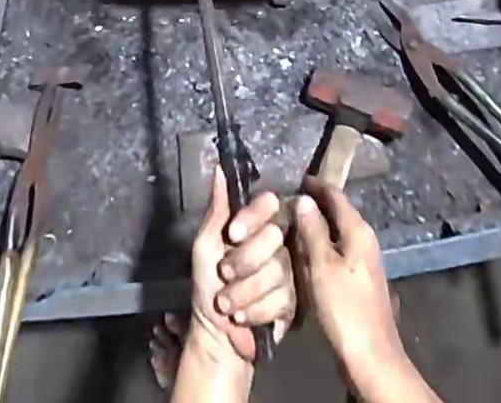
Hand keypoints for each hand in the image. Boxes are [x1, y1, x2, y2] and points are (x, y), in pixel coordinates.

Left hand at [187, 167, 294, 367]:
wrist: (215, 332)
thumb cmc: (207, 282)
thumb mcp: (205, 242)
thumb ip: (217, 208)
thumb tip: (218, 168)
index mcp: (254, 224)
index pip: (268, 203)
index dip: (253, 217)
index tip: (233, 234)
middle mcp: (275, 242)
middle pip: (273, 237)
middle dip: (244, 261)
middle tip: (224, 274)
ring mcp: (288, 271)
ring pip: (277, 271)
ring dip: (245, 291)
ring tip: (227, 302)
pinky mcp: (294, 301)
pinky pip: (283, 299)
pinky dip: (256, 310)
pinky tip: (243, 316)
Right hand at [292, 179, 407, 386]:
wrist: (371, 359)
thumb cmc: (345, 309)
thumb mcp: (322, 265)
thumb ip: (312, 229)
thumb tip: (303, 198)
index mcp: (358, 231)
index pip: (335, 195)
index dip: (314, 185)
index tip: (291, 178)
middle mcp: (364, 240)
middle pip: (336, 211)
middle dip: (312, 204)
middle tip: (282, 200)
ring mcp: (363, 261)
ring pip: (335, 232)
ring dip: (313, 226)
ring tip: (286, 223)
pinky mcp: (357, 279)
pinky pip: (335, 250)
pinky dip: (318, 245)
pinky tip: (300, 252)